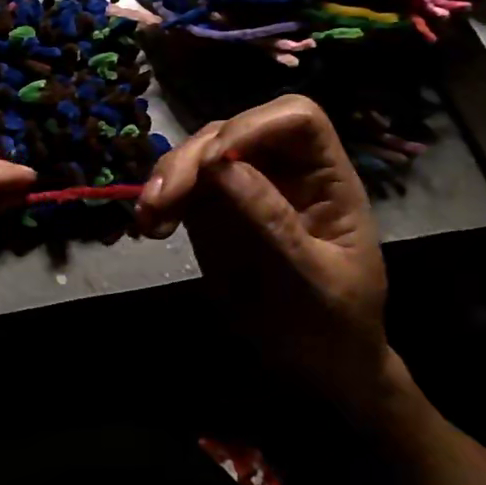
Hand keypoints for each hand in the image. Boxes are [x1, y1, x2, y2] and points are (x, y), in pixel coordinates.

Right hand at [134, 95, 391, 404]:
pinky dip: (157, 200)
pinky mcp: (212, 211)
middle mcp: (282, 171)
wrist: (315, 364)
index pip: (294, 120)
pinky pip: (178, 187)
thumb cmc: (336, 324)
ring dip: (165, 177)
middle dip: (191, 158)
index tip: (215, 163)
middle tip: (163, 200)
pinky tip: (149, 225)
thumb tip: (223, 168)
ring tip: (149, 218)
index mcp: (326, 178)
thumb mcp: (316, 279)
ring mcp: (242, 188)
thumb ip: (273, 222)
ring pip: (195, 154)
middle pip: (230, 132)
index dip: (252, 125)